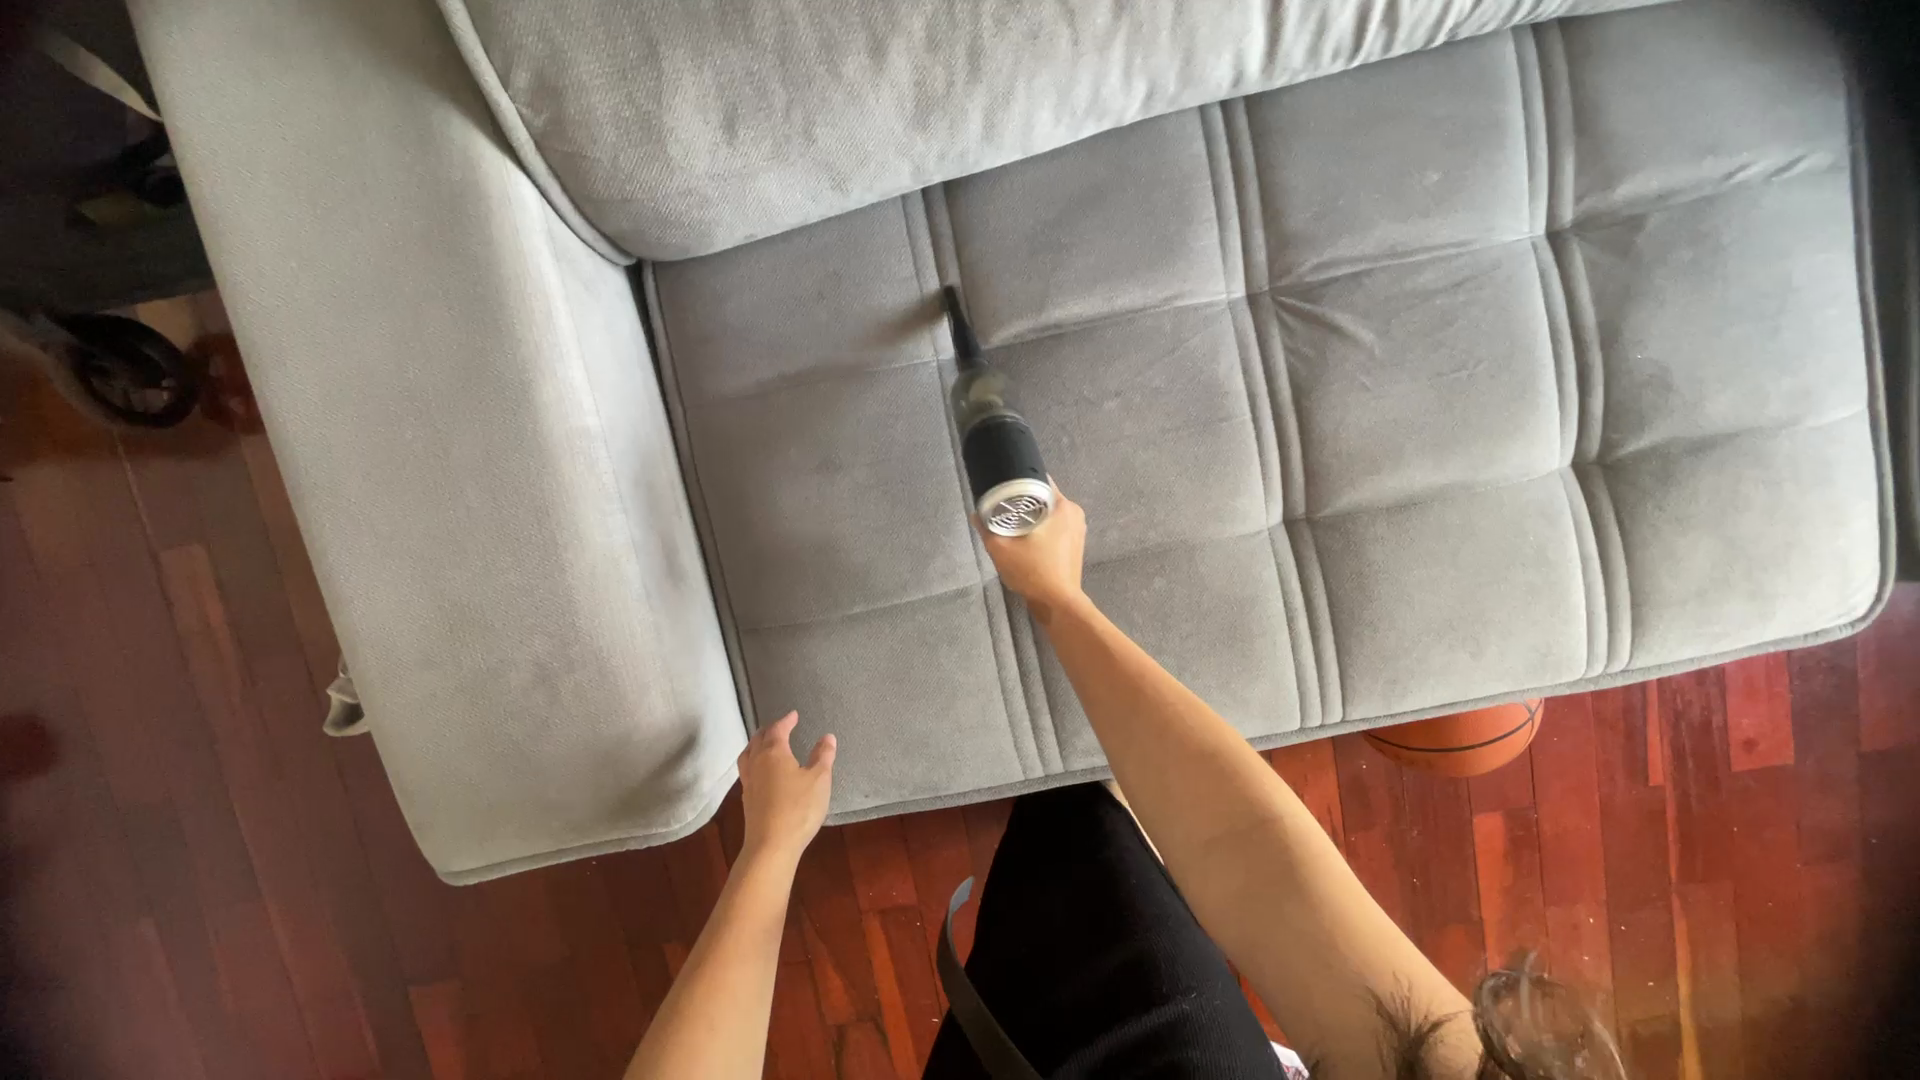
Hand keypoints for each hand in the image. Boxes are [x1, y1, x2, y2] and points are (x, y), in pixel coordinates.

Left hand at [736, 711, 835, 864]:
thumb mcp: (819, 779)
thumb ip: (823, 756)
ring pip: (747, 756)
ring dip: (756, 745)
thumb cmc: (799, 808)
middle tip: (779, 726)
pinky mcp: (747, 800)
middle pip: (758, 740)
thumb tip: (827, 736)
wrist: (771, 846)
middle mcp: (757, 764)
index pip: (778, 730)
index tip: (793, 715)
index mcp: (773, 753)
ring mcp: (749, 783)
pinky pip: (747, 771)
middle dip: (769, 730)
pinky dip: (754, 762)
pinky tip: (761, 772)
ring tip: (764, 744)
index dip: (786, 720)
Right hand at [976, 486, 1087, 618]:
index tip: (1003, 486)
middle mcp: (1075, 513)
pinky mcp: (1076, 543)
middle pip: (1044, 496)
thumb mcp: (1001, 550)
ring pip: (1050, 512)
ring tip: (1012, 521)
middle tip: (1003, 505)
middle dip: (1024, 500)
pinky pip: (1056, 525)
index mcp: (1062, 506)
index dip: (1020, 480)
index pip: (1040, 480)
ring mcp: (1078, 529)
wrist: (1057, 603)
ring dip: (1033, 514)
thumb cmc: (1033, 571)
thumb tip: (976, 514)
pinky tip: (1027, 536)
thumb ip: (986, 529)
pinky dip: (1042, 527)